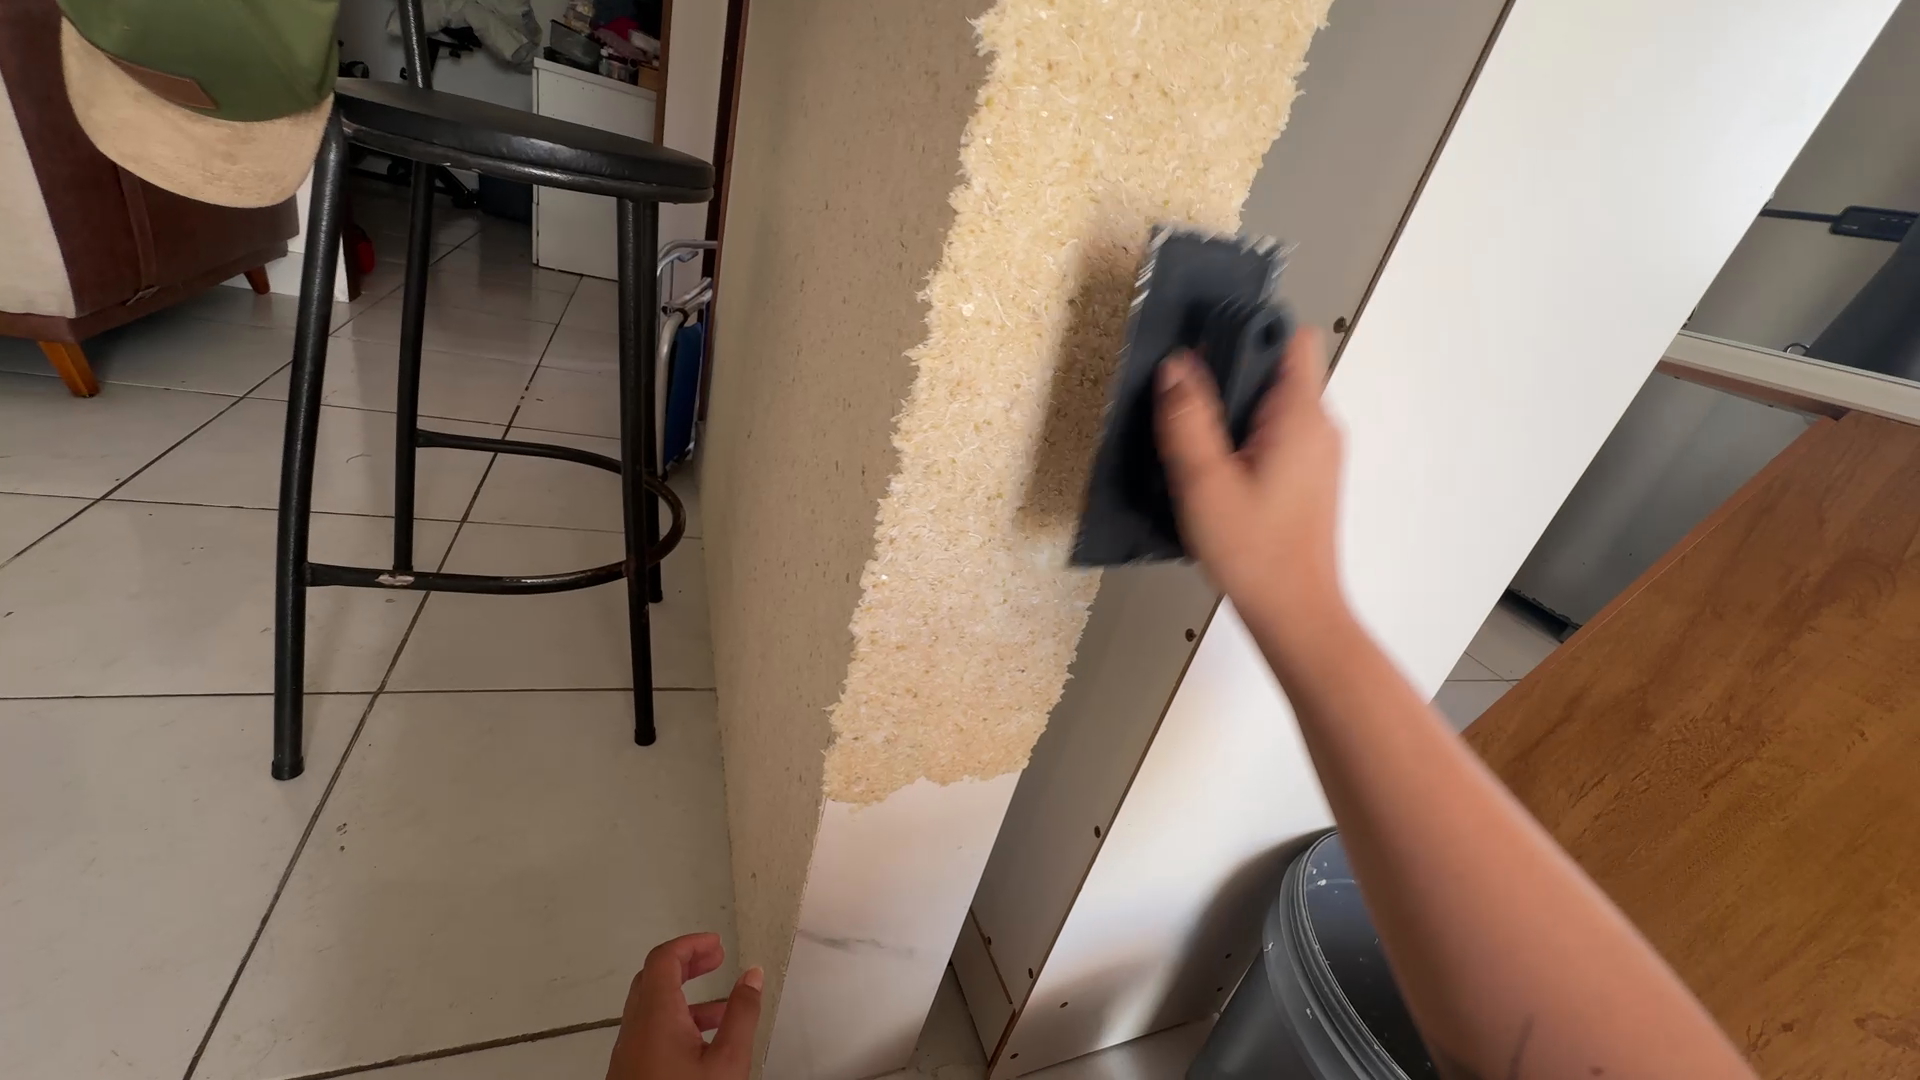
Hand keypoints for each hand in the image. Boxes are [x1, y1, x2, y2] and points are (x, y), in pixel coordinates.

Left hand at [606, 933, 762, 1079]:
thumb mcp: (727, 1061)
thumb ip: (742, 1013)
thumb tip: (752, 975)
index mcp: (655, 1016)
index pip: (664, 959)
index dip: (691, 943)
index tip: (718, 945)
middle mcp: (634, 1029)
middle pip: (653, 978)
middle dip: (687, 962)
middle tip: (717, 959)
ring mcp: (628, 1054)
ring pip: (652, 1007)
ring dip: (686, 995)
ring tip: (725, 1005)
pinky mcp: (630, 1075)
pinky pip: (650, 1032)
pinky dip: (677, 1020)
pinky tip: (706, 1041)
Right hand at [1155, 327, 1345, 639]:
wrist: (1293, 610)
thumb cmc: (1254, 552)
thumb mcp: (1204, 481)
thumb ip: (1187, 418)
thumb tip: (1175, 364)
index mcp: (1300, 416)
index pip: (1290, 338)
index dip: (1248, 332)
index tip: (1206, 350)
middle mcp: (1319, 426)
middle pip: (1276, 370)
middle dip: (1230, 378)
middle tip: (1187, 411)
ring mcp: (1318, 453)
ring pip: (1273, 405)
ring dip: (1234, 414)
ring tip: (1198, 450)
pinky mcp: (1309, 476)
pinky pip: (1276, 435)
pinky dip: (1246, 440)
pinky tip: (1217, 475)